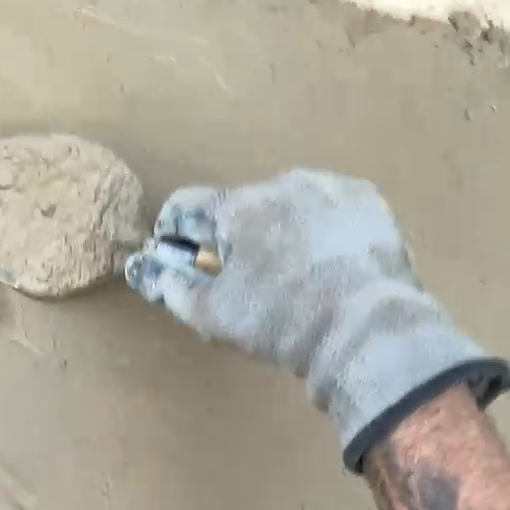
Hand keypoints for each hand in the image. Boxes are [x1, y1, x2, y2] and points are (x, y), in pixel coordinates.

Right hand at [125, 169, 509, 469]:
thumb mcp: (209, 312)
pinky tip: (319, 266)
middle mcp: (282, 182)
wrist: (363, 328)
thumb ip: (168, 284)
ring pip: (281, 207)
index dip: (172, 237)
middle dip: (227, 240)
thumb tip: (140, 264)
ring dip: (270, 233)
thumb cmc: (276, 321)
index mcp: (238, 206)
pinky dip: (312, 232)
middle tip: (237, 284)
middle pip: (235, 208)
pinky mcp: (368, 202)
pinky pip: (323, 210)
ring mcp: (330, 187)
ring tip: (283, 277)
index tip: (179, 265)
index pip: (183, 206)